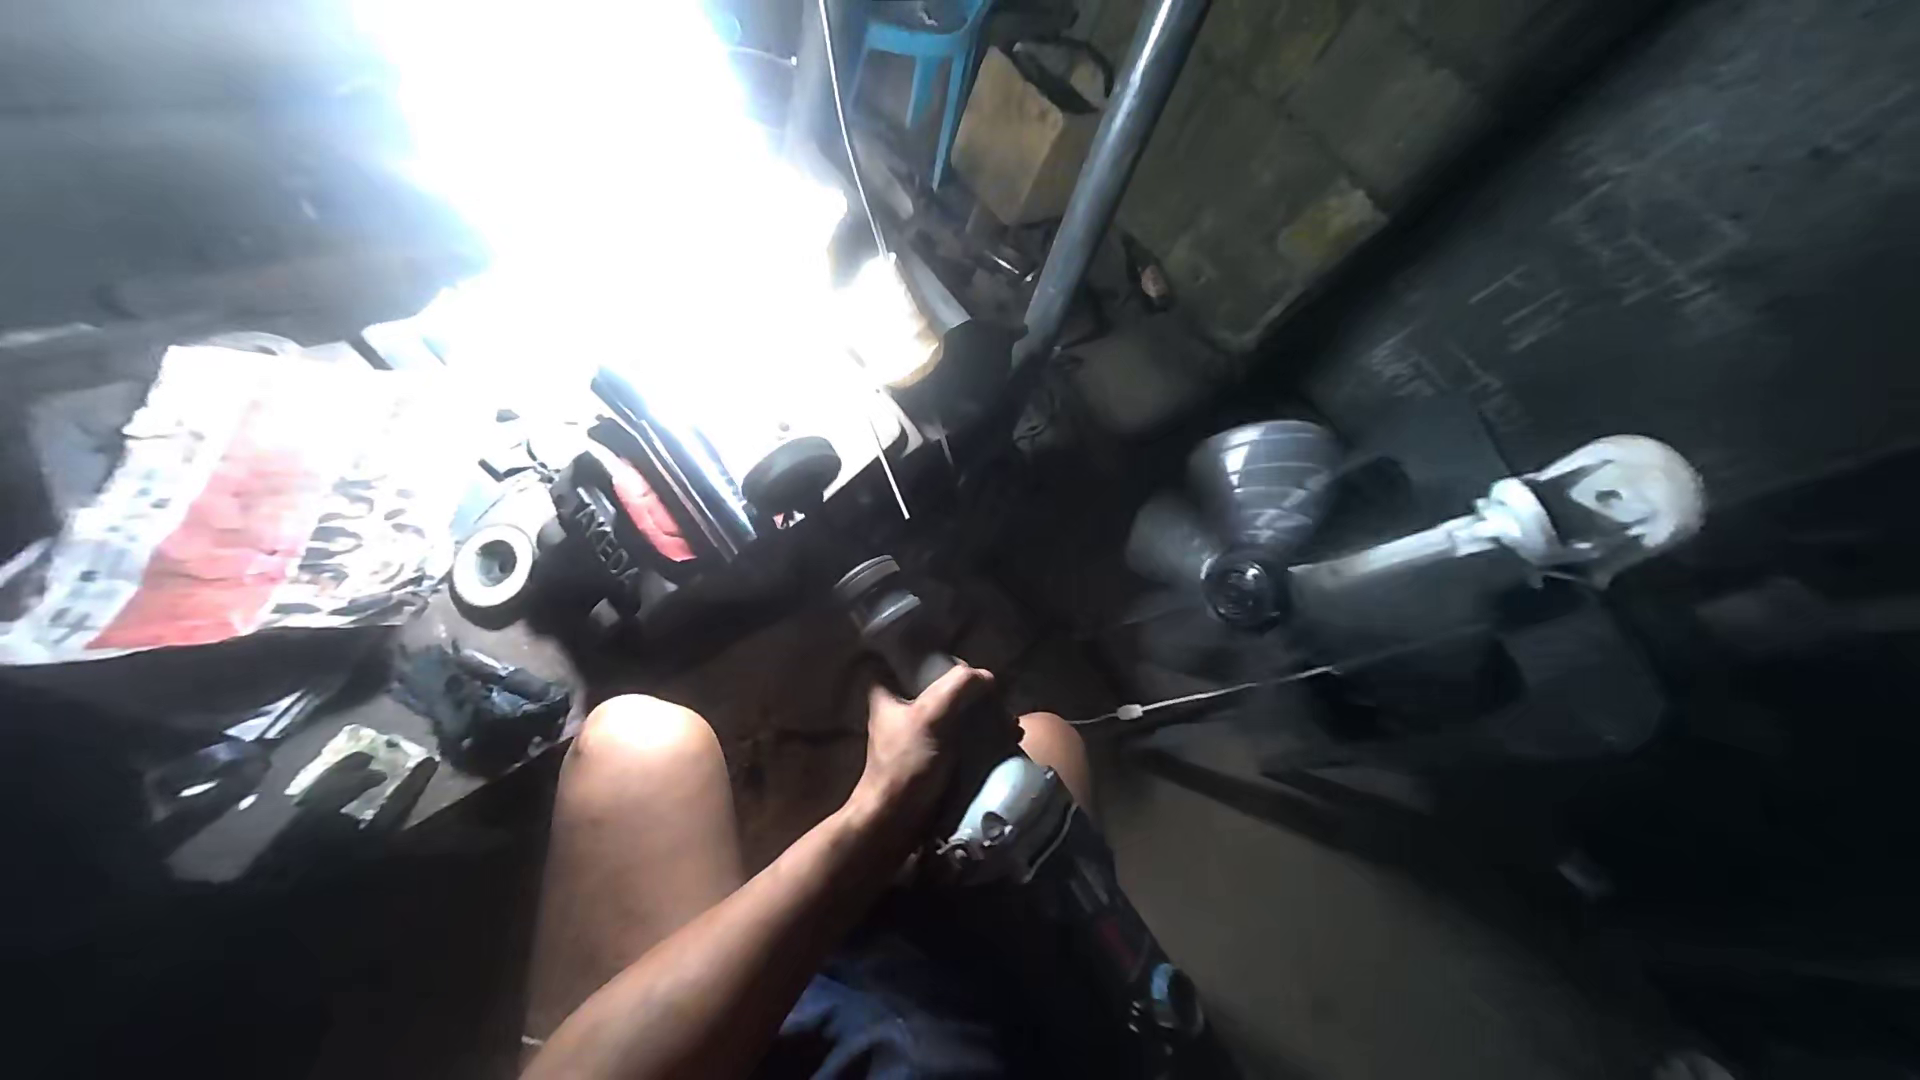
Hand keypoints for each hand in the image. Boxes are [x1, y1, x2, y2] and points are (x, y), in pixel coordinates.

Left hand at [848, 663, 1014, 838]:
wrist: (894, 825)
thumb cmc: (905, 766)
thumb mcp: (930, 716)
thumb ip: (958, 687)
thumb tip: (987, 676)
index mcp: (887, 693)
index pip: (908, 660)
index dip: (935, 658)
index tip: (962, 666)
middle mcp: (901, 710)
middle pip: (941, 687)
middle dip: (973, 693)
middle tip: (997, 701)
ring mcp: (917, 737)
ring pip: (956, 713)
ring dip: (983, 717)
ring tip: (1008, 725)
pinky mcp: (931, 760)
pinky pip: (961, 739)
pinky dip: (982, 738)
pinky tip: (1005, 741)